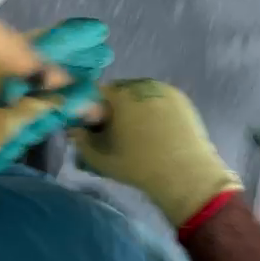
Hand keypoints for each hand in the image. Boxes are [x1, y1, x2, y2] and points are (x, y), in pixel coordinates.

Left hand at [0, 18, 111, 214]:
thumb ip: (36, 111)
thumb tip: (74, 94)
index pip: (38, 47)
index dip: (70, 39)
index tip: (97, 33)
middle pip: (39, 56)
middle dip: (72, 53)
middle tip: (103, 52)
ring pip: (34, 72)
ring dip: (63, 70)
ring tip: (93, 67)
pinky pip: (24, 90)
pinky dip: (48, 90)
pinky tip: (64, 94)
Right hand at [76, 79, 242, 230]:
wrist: (185, 176)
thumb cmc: (138, 167)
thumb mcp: (100, 158)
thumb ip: (81, 140)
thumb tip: (74, 128)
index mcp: (119, 95)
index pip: (95, 92)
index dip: (93, 108)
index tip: (95, 126)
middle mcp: (140, 84)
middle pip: (119, 90)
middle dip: (115, 106)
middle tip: (118, 130)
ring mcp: (163, 89)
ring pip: (140, 93)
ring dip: (135, 106)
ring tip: (141, 131)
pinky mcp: (181, 98)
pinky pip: (159, 97)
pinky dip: (155, 108)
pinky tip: (159, 129)